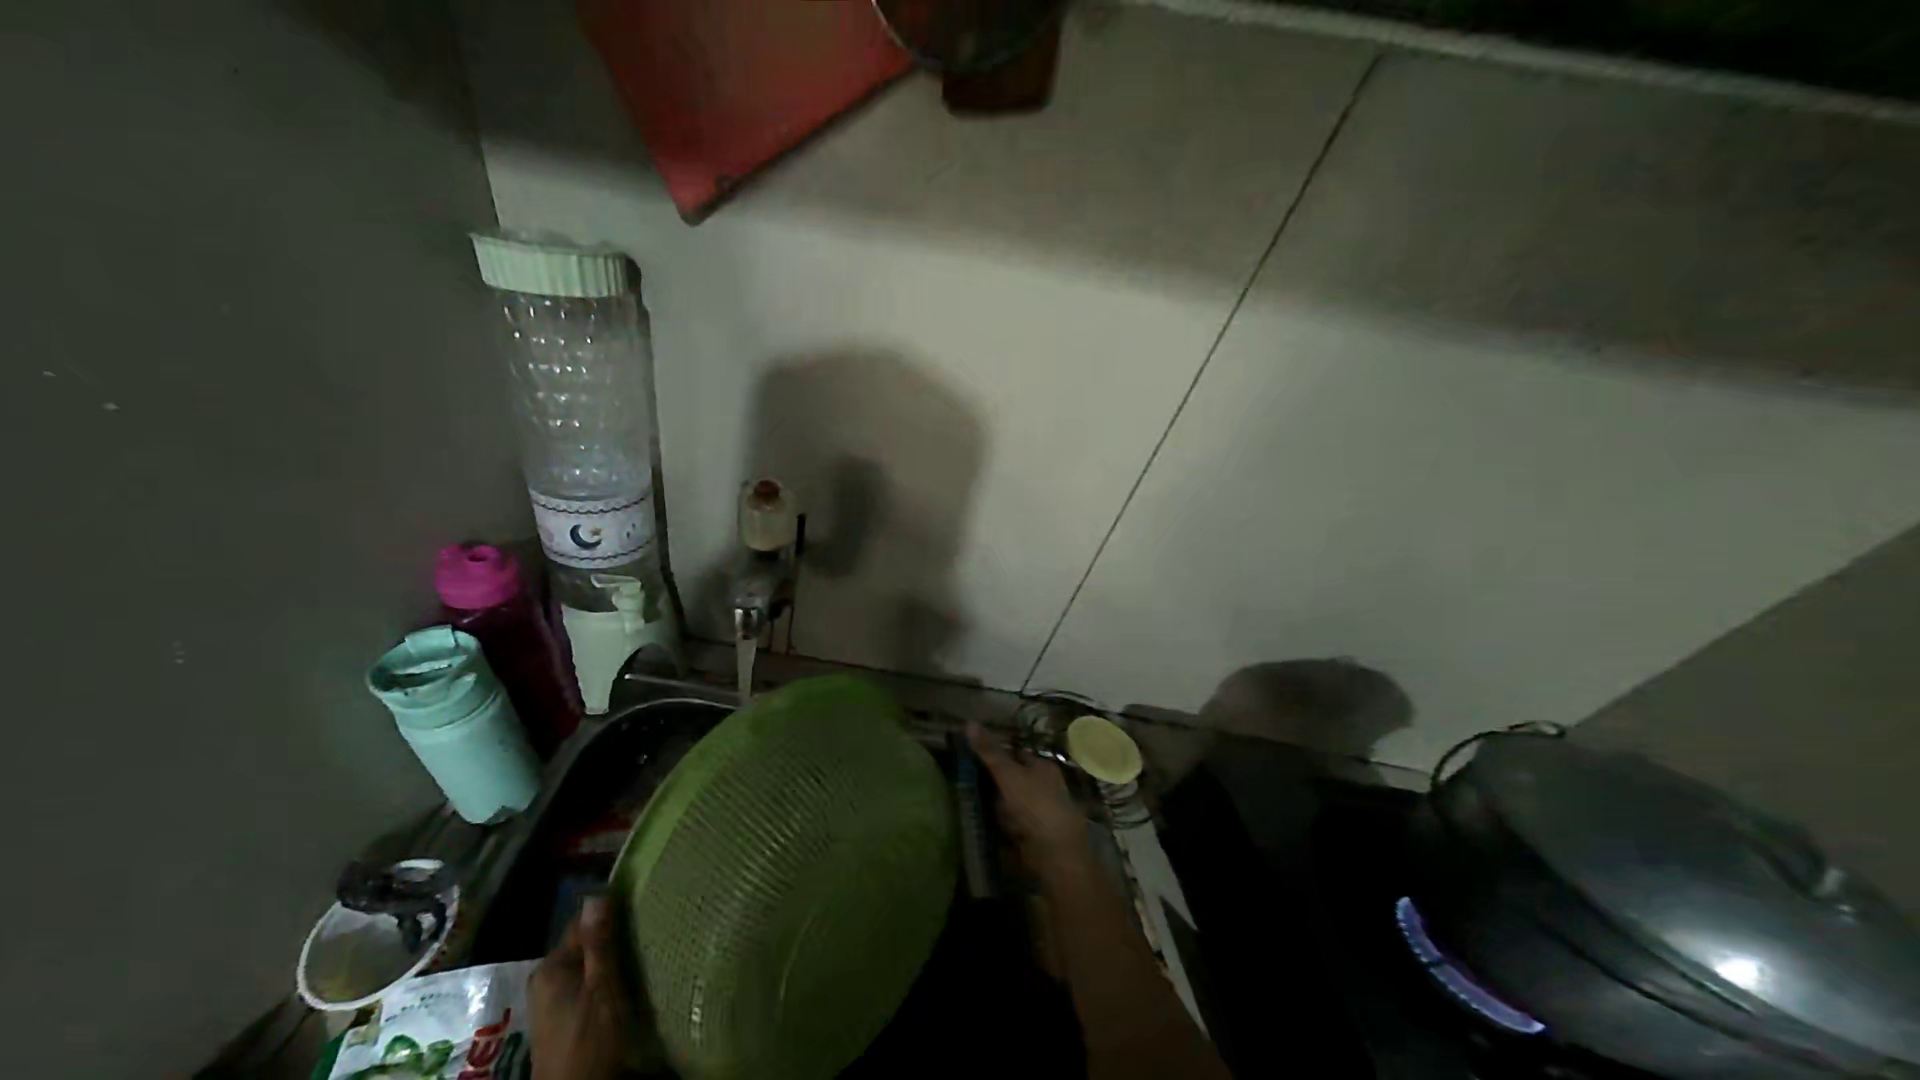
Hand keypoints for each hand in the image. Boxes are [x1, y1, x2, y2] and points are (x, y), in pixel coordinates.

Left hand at [531, 897, 631, 1079]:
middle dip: (613, 935)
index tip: (643, 903)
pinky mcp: (559, 1016)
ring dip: (610, 957)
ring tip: (642, 950)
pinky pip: (584, 981)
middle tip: (648, 928)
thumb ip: (598, 945)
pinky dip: (603, 976)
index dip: (612, 912)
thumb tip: (596, 895)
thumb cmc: (590, 1041)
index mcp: (550, 966)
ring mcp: (549, 999)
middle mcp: (544, 978)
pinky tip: (625, 980)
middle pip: (584, 942)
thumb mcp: (602, 990)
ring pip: (586, 963)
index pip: (583, 921)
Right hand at [968, 722, 1088, 862]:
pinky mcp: (1037, 835)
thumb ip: (989, 751)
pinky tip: (988, 825)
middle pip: (1016, 779)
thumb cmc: (1033, 803)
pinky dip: (1003, 824)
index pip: (1019, 756)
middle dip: (997, 782)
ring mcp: (1043, 812)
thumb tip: (968, 723)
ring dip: (999, 805)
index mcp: (1044, 768)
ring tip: (975, 802)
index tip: (978, 757)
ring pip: (1014, 802)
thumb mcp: (1007, 773)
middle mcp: (1047, 787)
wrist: (1053, 850)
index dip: (1000, 755)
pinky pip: (1014, 824)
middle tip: (972, 781)